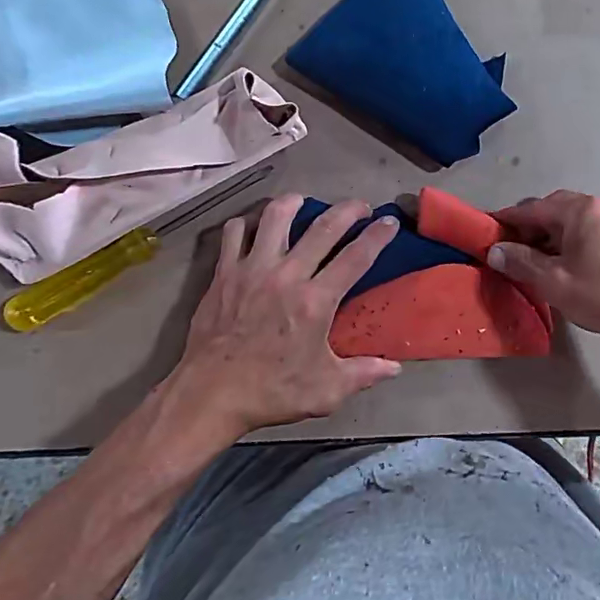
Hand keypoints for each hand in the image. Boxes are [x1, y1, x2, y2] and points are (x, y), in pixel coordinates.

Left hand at [170, 196, 402, 439]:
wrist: (206, 398)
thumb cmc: (270, 393)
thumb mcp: (325, 390)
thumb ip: (363, 374)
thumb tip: (394, 368)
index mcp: (315, 301)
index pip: (356, 256)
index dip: (377, 235)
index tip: (389, 222)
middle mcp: (287, 276)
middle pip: (324, 227)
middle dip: (348, 210)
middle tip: (360, 206)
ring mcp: (252, 271)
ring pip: (275, 218)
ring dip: (294, 203)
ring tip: (304, 201)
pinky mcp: (224, 275)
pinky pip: (235, 234)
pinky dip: (247, 224)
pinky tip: (256, 228)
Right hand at [487, 191, 599, 351]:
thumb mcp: (556, 283)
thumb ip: (523, 263)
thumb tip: (497, 250)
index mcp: (582, 209)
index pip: (534, 207)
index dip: (508, 219)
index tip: (489, 231)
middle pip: (559, 209)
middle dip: (534, 227)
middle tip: (514, 250)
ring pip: (582, 219)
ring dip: (558, 235)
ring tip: (544, 261)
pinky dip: (581, 240)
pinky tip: (577, 263)